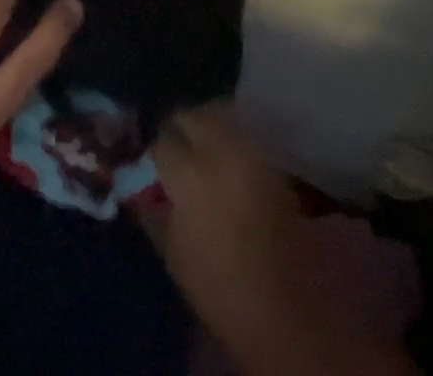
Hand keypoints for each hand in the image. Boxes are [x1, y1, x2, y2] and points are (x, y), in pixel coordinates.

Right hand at [145, 104, 414, 375]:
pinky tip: (229, 161)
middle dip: (181, 127)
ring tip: (203, 148)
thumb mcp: (172, 250)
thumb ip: (154, 209)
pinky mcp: (282, 172)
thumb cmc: (220, 287)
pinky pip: (250, 140)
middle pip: (195, 116)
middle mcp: (225, 156)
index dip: (155, 152)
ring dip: (210, 127)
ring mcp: (259, 161)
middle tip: (175, 147)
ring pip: (226, 119)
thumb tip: (142, 187)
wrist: (290, 316)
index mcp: (191, 175)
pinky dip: (236, 140)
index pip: (162, 141)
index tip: (152, 164)